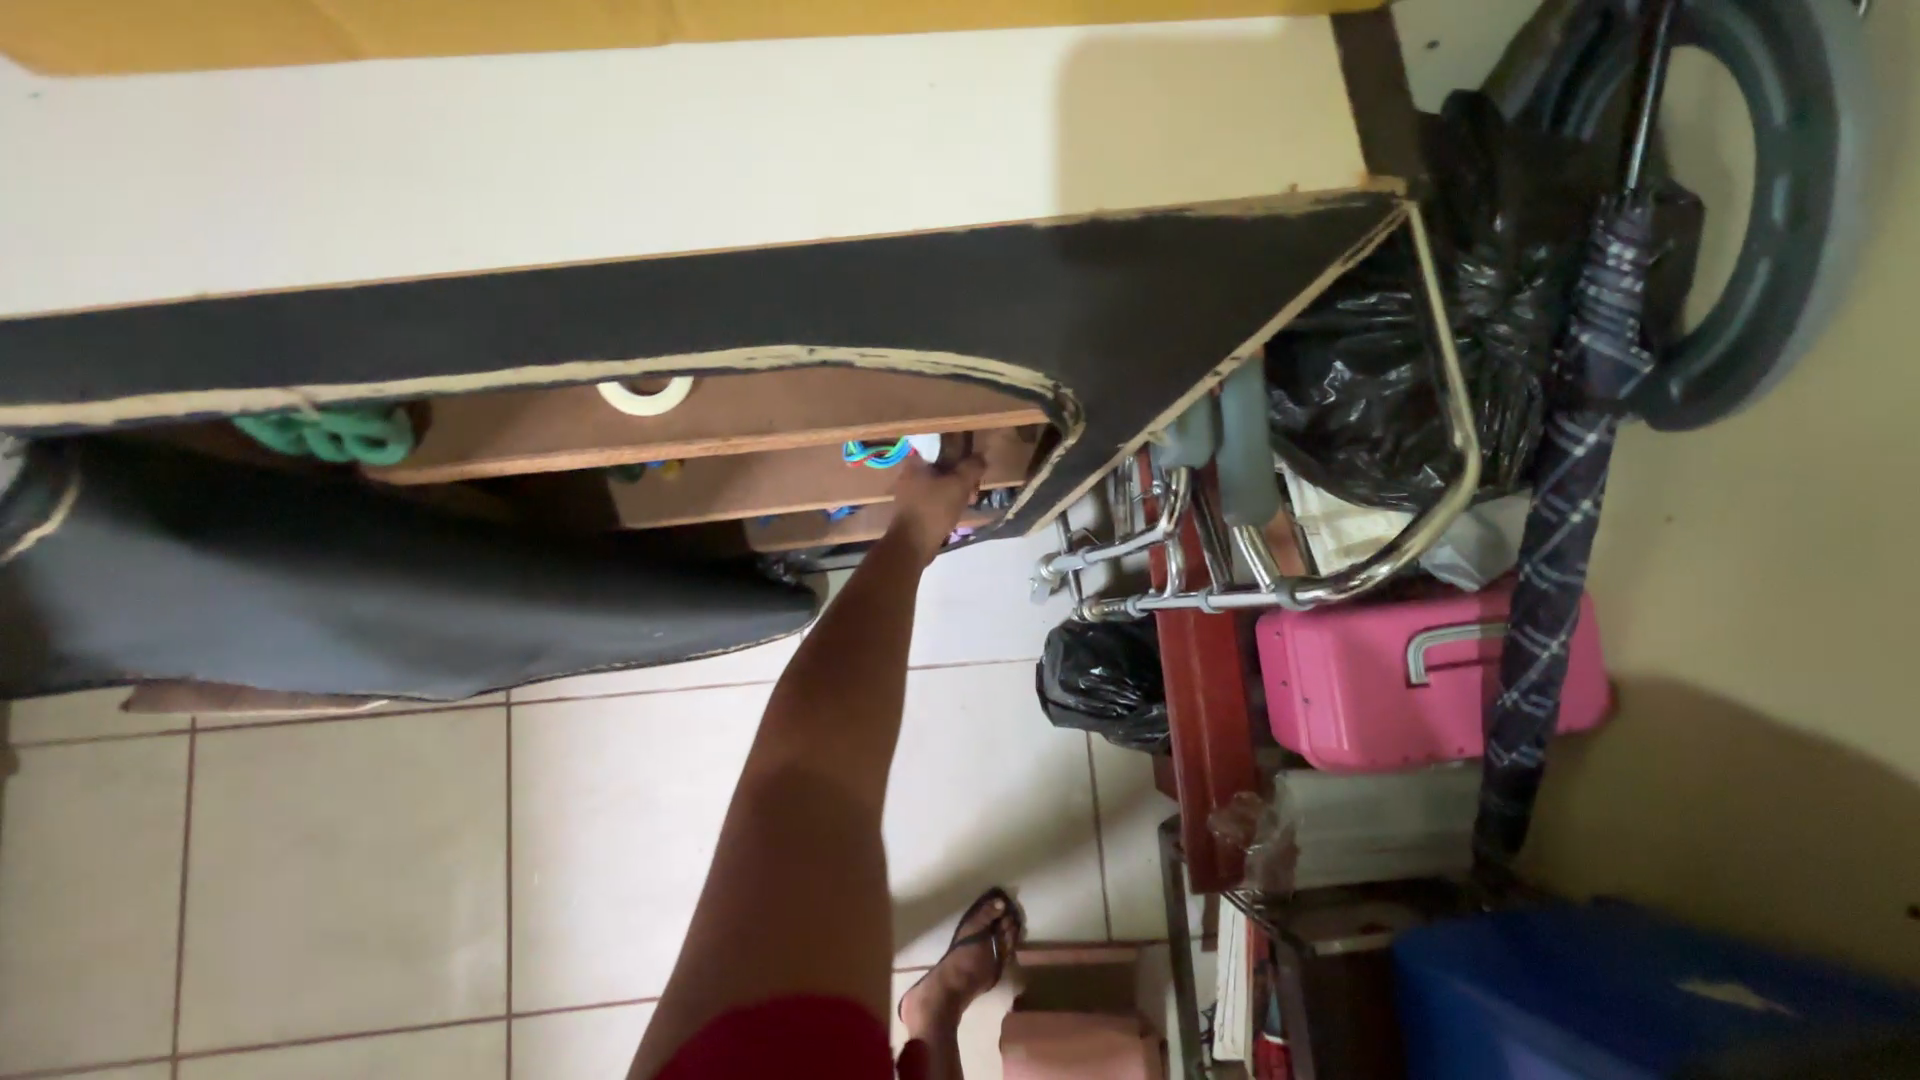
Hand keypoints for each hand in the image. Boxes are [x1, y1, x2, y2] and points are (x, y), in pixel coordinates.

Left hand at [888, 455, 985, 562]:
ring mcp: (908, 494)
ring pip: (938, 485)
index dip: (958, 453)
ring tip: (970, 500)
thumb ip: (972, 467)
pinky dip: (946, 503)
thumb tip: (981, 457)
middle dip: (960, 477)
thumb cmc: (934, 509)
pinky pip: (934, 500)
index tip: (971, 463)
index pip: (939, 448)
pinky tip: (958, 512)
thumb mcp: (959, 484)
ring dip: (955, 491)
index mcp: (914, 463)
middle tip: (974, 487)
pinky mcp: (912, 511)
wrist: (912, 545)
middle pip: (941, 468)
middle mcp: (908, 475)